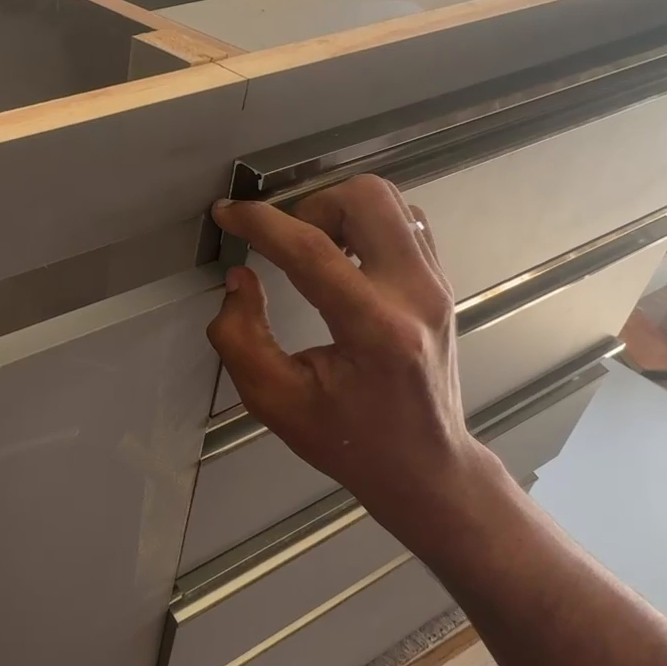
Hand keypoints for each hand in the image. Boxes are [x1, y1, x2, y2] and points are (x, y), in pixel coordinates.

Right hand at [207, 176, 496, 514]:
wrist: (425, 466)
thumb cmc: (348, 441)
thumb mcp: (273, 401)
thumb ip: (240, 336)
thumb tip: (239, 278)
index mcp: (375, 330)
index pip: (311, 249)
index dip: (259, 223)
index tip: (226, 213)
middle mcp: (415, 295)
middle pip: (364, 199)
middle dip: (309, 208)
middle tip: (284, 245)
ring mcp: (436, 284)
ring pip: (388, 199)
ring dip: (337, 210)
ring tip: (312, 250)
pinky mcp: (441, 282)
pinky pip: (403, 219)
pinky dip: (363, 222)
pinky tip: (340, 257)